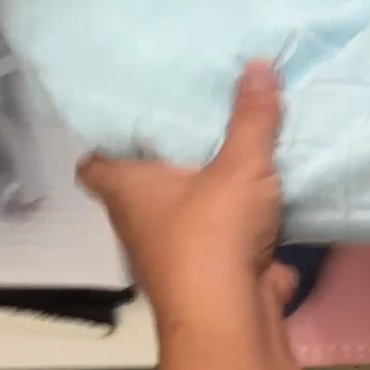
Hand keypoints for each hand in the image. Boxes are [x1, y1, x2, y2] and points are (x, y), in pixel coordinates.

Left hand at [77, 61, 294, 326]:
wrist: (232, 307)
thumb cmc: (213, 231)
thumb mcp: (240, 165)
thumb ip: (252, 118)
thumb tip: (259, 62)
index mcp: (126, 188)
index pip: (97, 161)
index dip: (115, 140)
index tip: (150, 120)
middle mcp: (140, 216)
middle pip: (146, 180)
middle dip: (174, 157)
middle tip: (211, 121)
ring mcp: (176, 242)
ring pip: (188, 203)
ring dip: (211, 185)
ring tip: (249, 147)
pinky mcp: (214, 260)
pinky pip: (224, 224)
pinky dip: (241, 209)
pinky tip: (271, 189)